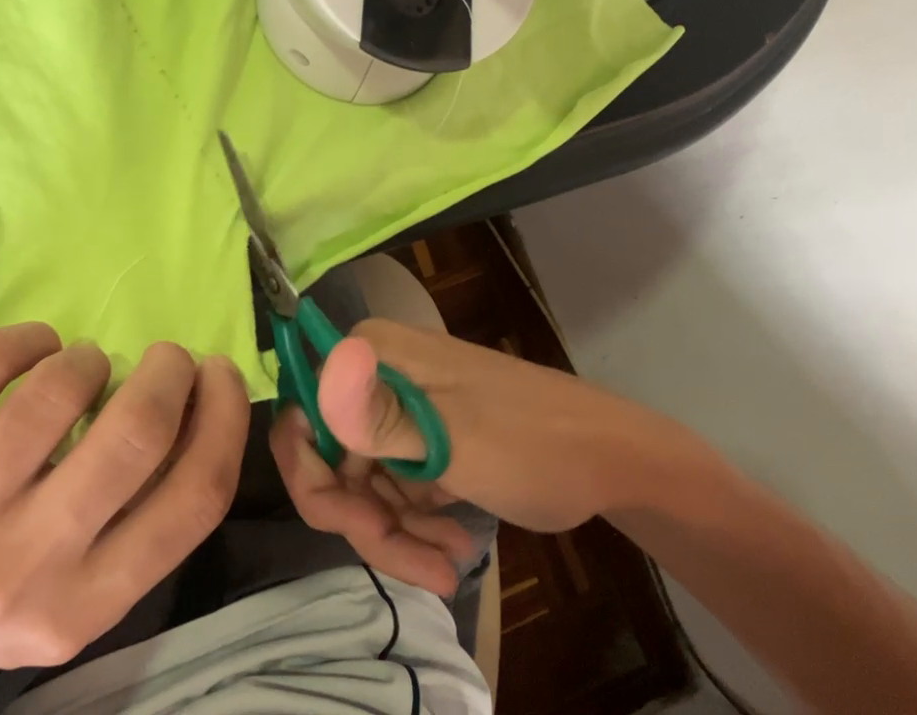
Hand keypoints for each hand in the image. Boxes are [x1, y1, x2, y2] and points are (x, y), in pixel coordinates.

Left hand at [0, 323, 249, 714]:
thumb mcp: (83, 603)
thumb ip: (138, 522)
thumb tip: (190, 409)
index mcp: (88, 602)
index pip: (192, 497)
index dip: (223, 418)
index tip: (219, 376)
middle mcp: (27, 559)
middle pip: (134, 434)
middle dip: (167, 373)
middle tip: (166, 358)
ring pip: (55, 390)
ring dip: (90, 358)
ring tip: (87, 364)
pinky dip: (26, 339)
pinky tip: (37, 347)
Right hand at [273, 319, 696, 591]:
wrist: (614, 463)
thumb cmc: (532, 443)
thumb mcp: (453, 437)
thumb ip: (380, 415)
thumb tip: (326, 363)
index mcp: (370, 356)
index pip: (303, 416)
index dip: (313, 476)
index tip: (352, 525)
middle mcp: (373, 376)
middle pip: (329, 459)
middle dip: (362, 517)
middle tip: (412, 560)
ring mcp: (397, 412)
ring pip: (360, 485)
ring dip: (394, 531)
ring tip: (444, 561)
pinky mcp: (420, 443)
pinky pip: (390, 491)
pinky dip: (412, 524)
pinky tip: (451, 544)